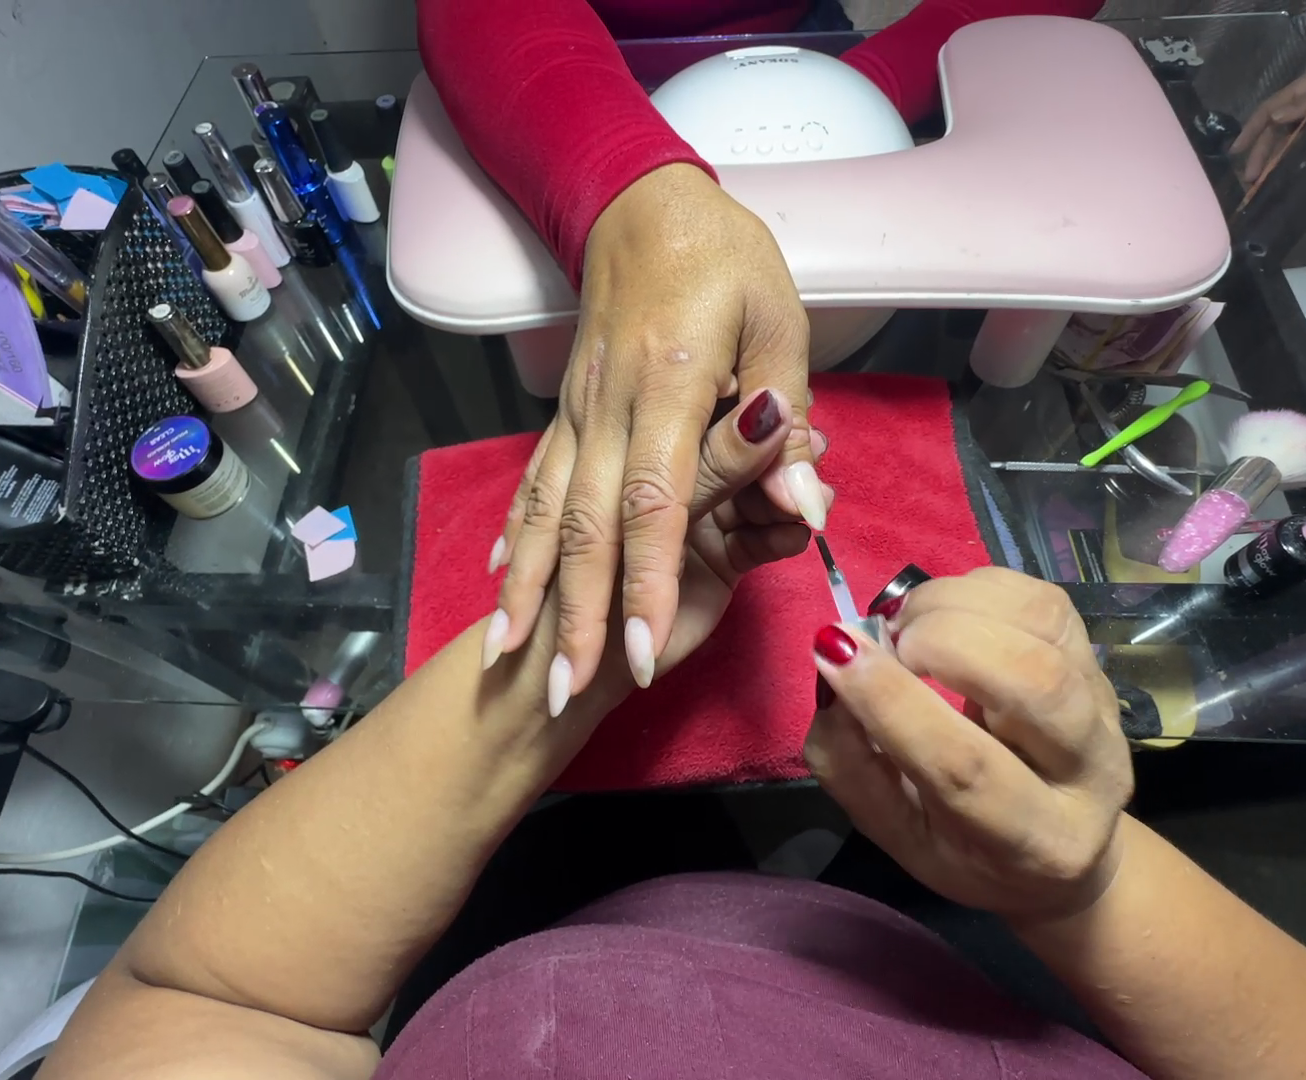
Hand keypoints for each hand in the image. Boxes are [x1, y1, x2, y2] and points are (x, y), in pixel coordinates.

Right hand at [486, 163, 819, 715]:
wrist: (643, 206)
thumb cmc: (725, 261)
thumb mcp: (780, 323)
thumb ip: (787, 419)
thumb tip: (806, 502)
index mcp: (668, 384)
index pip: (653, 502)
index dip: (644, 583)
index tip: (638, 652)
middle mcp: (608, 407)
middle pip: (585, 523)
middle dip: (573, 612)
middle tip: (562, 688)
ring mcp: (576, 411)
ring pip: (546, 510)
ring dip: (527, 588)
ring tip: (506, 654)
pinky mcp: (563, 412)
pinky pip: (534, 481)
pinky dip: (516, 536)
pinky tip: (499, 579)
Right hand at [803, 568, 1133, 925]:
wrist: (1064, 853)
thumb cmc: (962, 846)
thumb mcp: (891, 830)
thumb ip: (848, 762)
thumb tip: (832, 666)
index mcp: (1033, 839)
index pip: (966, 764)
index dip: (892, 700)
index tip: (835, 652)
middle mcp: (1089, 773)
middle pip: (1031, 680)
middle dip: (939, 639)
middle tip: (887, 642)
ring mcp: (1103, 707)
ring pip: (1042, 623)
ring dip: (953, 604)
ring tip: (907, 627)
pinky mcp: (1096, 659)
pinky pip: (1040, 597)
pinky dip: (975, 587)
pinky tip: (942, 614)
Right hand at [1233, 49, 1305, 182]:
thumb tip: (1274, 117)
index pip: (1272, 106)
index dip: (1251, 129)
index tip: (1235, 153)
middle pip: (1278, 127)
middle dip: (1261, 151)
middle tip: (1251, 178)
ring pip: (1291, 138)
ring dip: (1274, 159)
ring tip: (1265, 180)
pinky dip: (1294, 158)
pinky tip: (1289, 172)